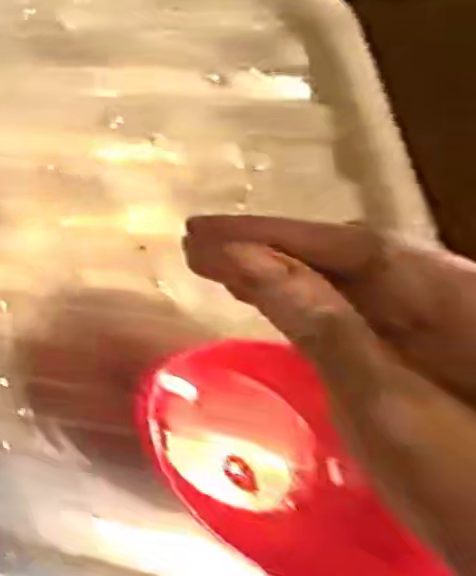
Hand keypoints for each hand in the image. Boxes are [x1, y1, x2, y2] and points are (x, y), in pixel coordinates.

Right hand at [185, 217, 475, 571]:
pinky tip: (278, 305)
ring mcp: (474, 354)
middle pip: (375, 266)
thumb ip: (322, 327)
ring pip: (378, 293)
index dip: (280, 233)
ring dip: (295, 277)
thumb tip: (236, 253)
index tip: (197, 230)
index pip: (371, 251)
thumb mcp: (393, 412)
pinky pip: (388, 326)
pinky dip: (325, 310)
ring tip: (220, 269)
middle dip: (281, 251)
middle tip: (196, 248)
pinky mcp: (461, 382)